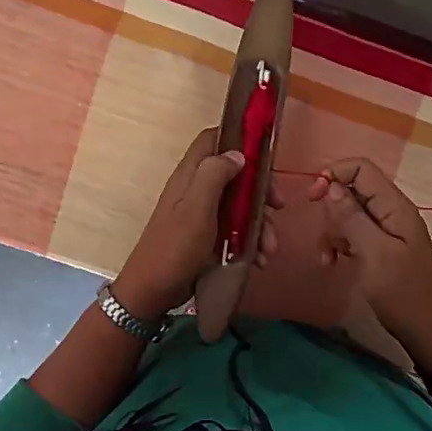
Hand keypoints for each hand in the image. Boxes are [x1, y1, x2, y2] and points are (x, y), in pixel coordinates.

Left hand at [111, 128, 278, 320]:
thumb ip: (214, 174)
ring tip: (269, 250)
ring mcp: (203, 214)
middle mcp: (197, 189)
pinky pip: (236, 230)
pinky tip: (259, 260)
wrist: (153, 291)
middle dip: (260, 189)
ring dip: (260, 224)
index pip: (213, 140)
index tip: (265, 154)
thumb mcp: (196, 208)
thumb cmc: (174, 247)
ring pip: (240, 206)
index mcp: (191, 175)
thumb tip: (237, 154)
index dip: (239, 139)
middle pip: (236, 174)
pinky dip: (251, 241)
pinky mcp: (208, 237)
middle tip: (278, 206)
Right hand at [309, 158, 431, 369]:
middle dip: (330, 210)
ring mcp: (387, 232)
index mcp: (395, 207)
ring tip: (327, 260)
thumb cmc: (403, 293)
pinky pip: (353, 236)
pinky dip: (339, 246)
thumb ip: (351, 218)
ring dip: (332, 234)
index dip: (333, 175)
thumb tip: (331, 187)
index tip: (313, 199)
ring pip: (348, 215)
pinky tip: (334, 264)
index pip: (361, 169)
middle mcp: (391, 213)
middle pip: (352, 190)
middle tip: (322, 239)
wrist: (427, 331)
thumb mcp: (374, 254)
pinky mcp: (380, 250)